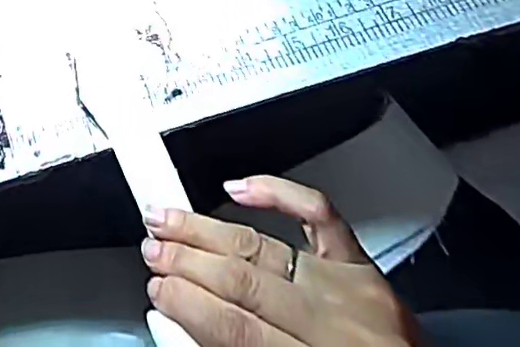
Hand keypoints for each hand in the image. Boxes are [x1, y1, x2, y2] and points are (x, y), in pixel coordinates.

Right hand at [142, 176, 418, 346]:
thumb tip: (174, 318)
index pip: (237, 328)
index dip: (186, 302)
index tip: (156, 289)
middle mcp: (344, 332)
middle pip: (245, 280)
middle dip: (186, 261)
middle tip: (152, 250)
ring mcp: (357, 293)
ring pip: (264, 245)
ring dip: (205, 229)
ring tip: (166, 220)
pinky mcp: (368, 268)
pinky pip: (320, 215)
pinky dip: (276, 192)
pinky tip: (236, 187)